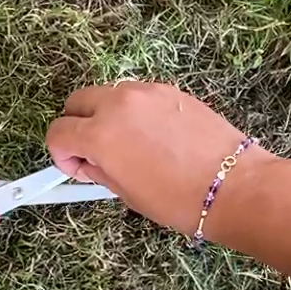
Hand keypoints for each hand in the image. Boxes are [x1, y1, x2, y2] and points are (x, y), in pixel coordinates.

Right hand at [47, 82, 273, 234]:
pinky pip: (137, 94)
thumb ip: (98, 171)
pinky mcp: (170, 90)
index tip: (76, 167)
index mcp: (100, 134)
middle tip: (93, 153)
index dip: (61, 154)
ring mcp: (146, 92)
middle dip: (78, 126)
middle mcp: (118, 104)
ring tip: (127, 146)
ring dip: (105, 115)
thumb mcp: (126, 193)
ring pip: (107, 94)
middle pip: (77, 102)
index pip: (58, 132)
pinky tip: (152, 137)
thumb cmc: (178, 199)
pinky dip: (133, 111)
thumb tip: (87, 162)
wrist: (232, 187)